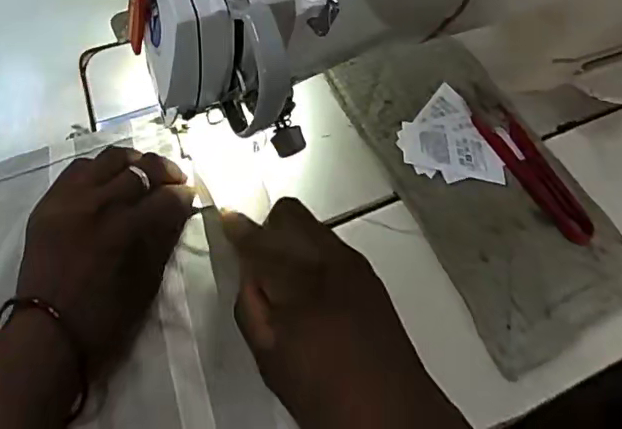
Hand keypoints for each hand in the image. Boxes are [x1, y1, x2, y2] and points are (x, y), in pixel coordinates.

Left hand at [0, 147, 195, 428]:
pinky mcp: (51, 198)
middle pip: (140, 168)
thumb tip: (177, 208)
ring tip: (141, 168)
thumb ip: (162, 239)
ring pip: (108, 158)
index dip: (182, 193)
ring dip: (131, 161)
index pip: (167, 196)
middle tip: (173, 176)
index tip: (188, 192)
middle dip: (163, 169)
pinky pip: (78, 167)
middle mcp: (102, 202)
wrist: (48, 331)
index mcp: (129, 229)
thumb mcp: (146, 284)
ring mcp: (73, 196)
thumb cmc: (104, 320)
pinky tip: (106, 177)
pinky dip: (98, 168)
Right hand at [222, 199, 467, 428]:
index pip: (257, 236)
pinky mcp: (371, 277)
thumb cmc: (326, 393)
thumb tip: (246, 273)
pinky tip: (312, 289)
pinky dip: (314, 254)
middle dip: (268, 228)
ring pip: (311, 225)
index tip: (225, 220)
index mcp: (299, 279)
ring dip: (292, 239)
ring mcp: (354, 265)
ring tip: (287, 279)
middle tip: (258, 259)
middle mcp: (328, 259)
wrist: (396, 419)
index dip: (236, 226)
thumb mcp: (270, 356)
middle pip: (289, 213)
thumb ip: (249, 304)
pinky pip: (331, 245)